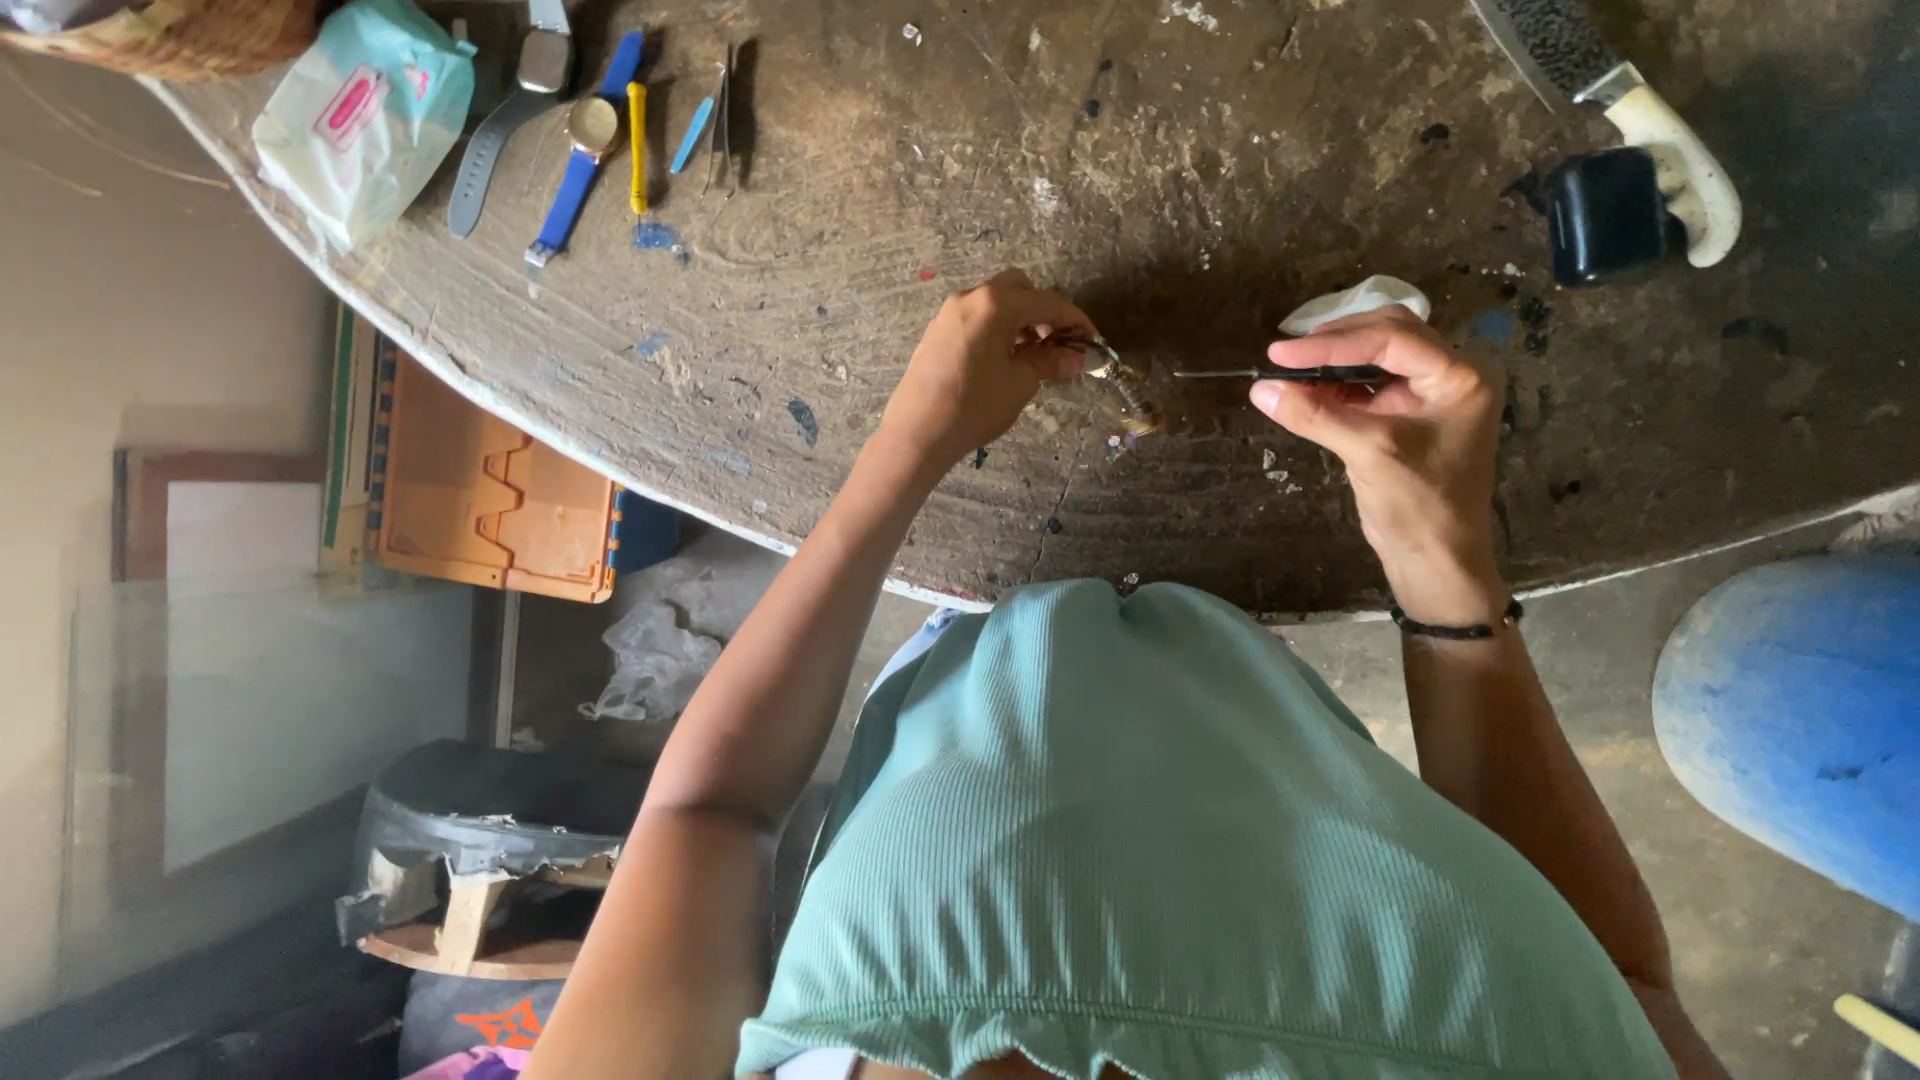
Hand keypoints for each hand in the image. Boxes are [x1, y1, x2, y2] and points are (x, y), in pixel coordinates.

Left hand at [874, 268, 1096, 468]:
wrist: (917, 433)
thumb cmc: (974, 407)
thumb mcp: (1020, 384)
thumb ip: (1049, 362)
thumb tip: (1075, 357)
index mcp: (994, 304)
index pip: (1046, 302)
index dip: (1074, 320)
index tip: (1091, 340)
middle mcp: (969, 298)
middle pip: (1018, 289)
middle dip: (1042, 312)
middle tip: (1056, 344)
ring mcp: (948, 314)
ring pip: (994, 303)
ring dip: (1019, 320)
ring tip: (1030, 356)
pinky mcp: (936, 332)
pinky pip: (976, 319)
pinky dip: (996, 329)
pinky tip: (1002, 361)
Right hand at [1249, 306, 1507, 625]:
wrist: (1435, 557)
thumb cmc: (1418, 504)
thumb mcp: (1367, 452)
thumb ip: (1315, 416)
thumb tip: (1260, 389)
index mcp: (1461, 376)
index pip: (1391, 339)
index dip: (1332, 344)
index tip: (1280, 353)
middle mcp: (1450, 376)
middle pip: (1388, 334)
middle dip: (1336, 342)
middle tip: (1288, 355)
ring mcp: (1428, 395)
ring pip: (1377, 356)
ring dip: (1333, 362)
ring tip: (1292, 372)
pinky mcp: (1406, 415)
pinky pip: (1368, 386)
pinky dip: (1336, 385)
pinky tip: (1307, 393)